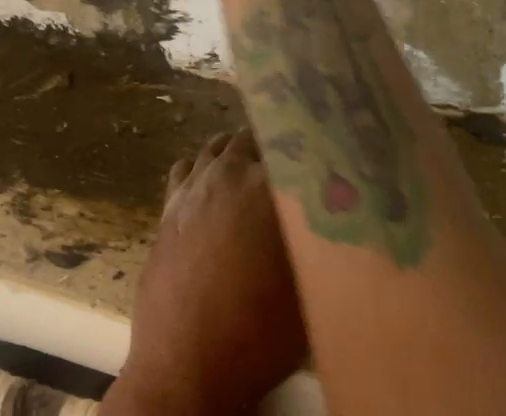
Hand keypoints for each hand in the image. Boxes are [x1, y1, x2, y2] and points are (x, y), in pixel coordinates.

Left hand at [106, 132, 307, 415]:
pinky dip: (204, 171)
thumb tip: (337, 207)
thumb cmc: (260, 332)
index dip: (315, 149)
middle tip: (293, 173)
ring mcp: (195, 186)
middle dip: (277, 149)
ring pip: (220, 147)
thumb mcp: (309, 285)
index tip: (328, 160)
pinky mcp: (168, 205)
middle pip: (258, 138)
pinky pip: (188, 168)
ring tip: (257, 179)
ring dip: (239, 155)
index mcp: (270, 186)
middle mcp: (231, 173)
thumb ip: (320, 235)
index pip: (298, 143)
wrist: (186, 366)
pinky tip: (216, 192)